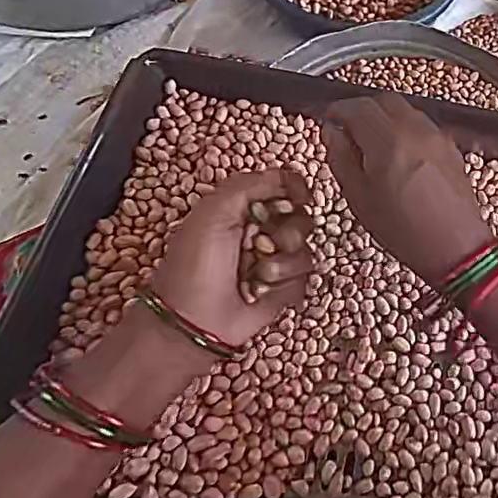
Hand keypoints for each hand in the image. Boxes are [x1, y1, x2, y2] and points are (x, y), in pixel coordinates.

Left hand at [150, 169, 314, 349]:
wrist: (192, 321)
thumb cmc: (195, 264)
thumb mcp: (213, 211)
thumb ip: (250, 184)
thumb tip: (288, 177)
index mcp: (242, 208)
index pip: (283, 188)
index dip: (295, 191)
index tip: (298, 198)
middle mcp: (261, 232)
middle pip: (301, 218)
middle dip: (288, 232)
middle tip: (267, 243)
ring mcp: (273, 261)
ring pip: (305, 250)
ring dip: (283, 262)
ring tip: (259, 274)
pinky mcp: (282, 290)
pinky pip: (304, 279)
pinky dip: (284, 284)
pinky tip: (261, 291)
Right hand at [321, 94, 493, 283]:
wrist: (456, 248)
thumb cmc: (403, 230)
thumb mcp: (358, 197)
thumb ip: (340, 157)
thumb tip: (332, 132)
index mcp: (388, 140)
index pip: (357, 106)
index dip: (338, 110)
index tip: (329, 119)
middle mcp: (415, 130)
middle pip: (383, 100)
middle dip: (362, 109)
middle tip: (348, 130)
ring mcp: (437, 136)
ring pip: (405, 110)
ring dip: (385, 118)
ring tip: (372, 145)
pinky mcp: (451, 147)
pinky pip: (422, 125)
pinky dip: (404, 129)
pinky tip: (397, 155)